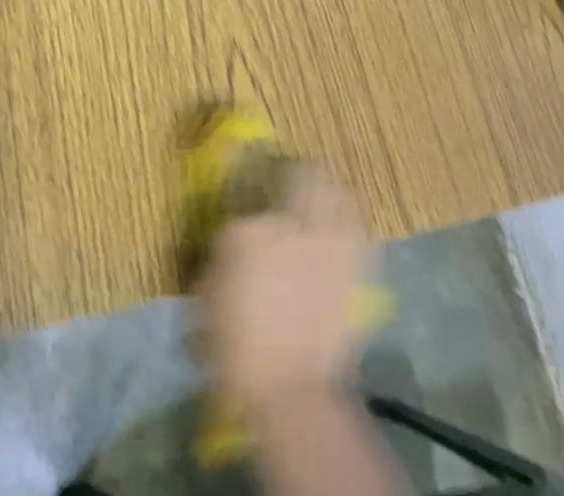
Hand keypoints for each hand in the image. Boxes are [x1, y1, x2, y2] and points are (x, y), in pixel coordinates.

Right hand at [199, 169, 372, 408]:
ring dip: (330, 192)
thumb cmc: (235, 350)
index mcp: (245, 234)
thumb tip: (231, 251)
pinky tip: (343, 231)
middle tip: (294, 179)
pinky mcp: (355, 268)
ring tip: (325, 196)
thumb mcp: (206, 302)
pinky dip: (350, 225)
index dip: (245, 212)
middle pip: (303, 177)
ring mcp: (327, 245)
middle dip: (299, 175)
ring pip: (337, 196)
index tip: (247, 221)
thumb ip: (216, 266)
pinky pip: (358, 231)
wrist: (290, 388)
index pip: (244, 206)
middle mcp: (289, 227)